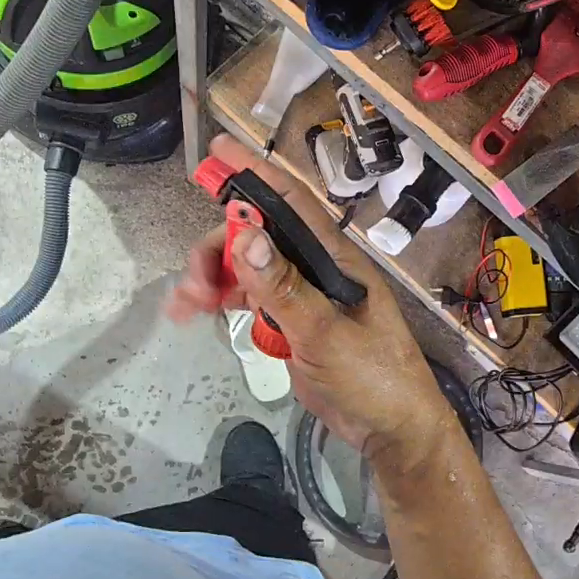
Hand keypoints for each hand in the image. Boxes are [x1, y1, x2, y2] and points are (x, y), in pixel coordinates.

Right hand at [169, 135, 460, 473]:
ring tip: (186, 305)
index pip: (291, 204)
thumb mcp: (325, 332)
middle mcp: (317, 268)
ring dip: (215, 277)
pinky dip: (225, 300)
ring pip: (250, 268)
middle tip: (191, 282)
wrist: (392, 430)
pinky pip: (252, 299)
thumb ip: (283, 287)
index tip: (218, 148)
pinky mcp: (293, 324)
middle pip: (259, 237)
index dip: (256, 173)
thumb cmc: (373, 376)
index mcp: (334, 259)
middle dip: (219, 246)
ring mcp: (304, 296)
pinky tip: (198, 313)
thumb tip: (245, 233)